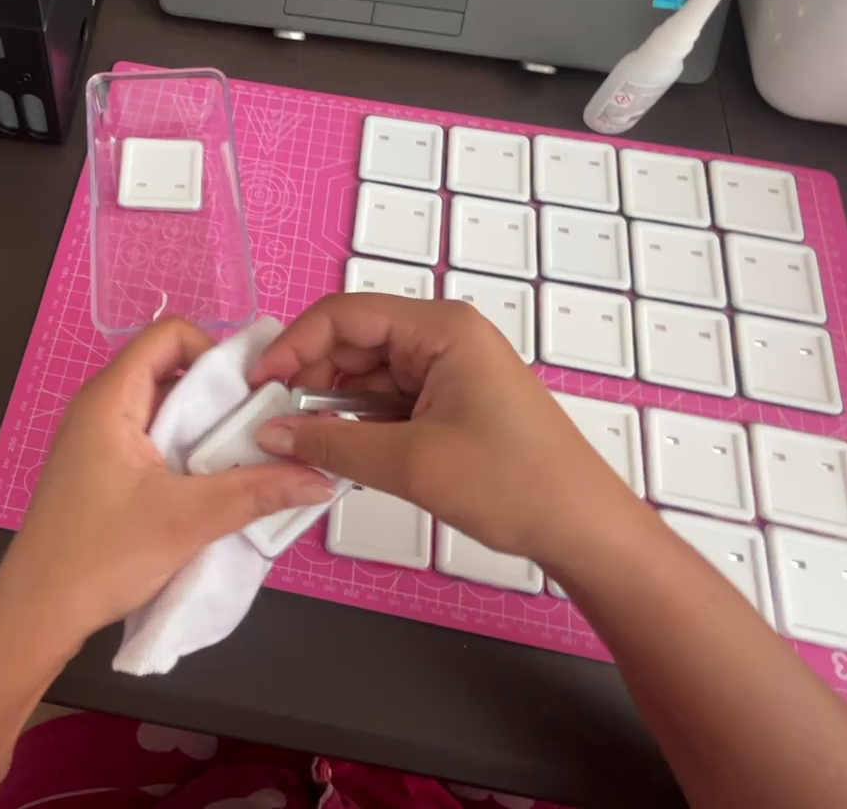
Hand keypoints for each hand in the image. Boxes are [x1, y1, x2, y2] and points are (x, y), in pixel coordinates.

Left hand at [0, 319, 336, 644]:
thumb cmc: (99, 556)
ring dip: (208, 429)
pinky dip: (189, 451)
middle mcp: (103, 406)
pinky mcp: (105, 468)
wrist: (36, 613)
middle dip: (222, 396)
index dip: (215, 350)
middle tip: (264, 431)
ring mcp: (101, 438)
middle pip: (173, 370)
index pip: (170, 334)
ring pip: (167, 409)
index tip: (251, 393)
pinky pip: (156, 439)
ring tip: (248, 460)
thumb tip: (319, 478)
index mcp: (112, 397)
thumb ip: (257, 492)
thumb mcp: (187, 520)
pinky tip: (215, 485)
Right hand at [246, 293, 641, 564]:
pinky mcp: (447, 400)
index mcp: (440, 328)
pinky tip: (336, 447)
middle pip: (353, 341)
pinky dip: (356, 420)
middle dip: (310, 377)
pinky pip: (385, 399)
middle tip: (274, 418)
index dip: (295, 343)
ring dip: (330, 403)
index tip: (260, 382)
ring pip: (365, 373)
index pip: (346, 315)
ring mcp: (445, 369)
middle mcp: (441, 337)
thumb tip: (270, 433)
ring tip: (301, 439)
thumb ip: (330, 444)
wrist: (586, 531)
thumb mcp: (410, 463)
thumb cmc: (512, 484)